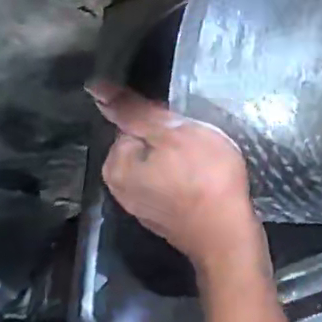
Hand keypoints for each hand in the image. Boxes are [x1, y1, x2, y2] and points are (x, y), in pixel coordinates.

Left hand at [87, 83, 265, 276]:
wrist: (227, 233)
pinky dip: (187, 178)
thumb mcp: (173, 132)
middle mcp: (120, 188)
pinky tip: (206, 179)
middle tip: (200, 141)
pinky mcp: (164, 218)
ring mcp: (142, 207)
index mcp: (116, 165)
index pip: (133, 124)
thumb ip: (134, 111)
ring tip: (207, 159)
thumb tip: (94, 88)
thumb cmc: (204, 175)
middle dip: (171, 139)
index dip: (162, 119)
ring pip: (160, 165)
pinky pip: (172, 184)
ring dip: (181, 158)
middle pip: (146, 145)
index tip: (185, 126)